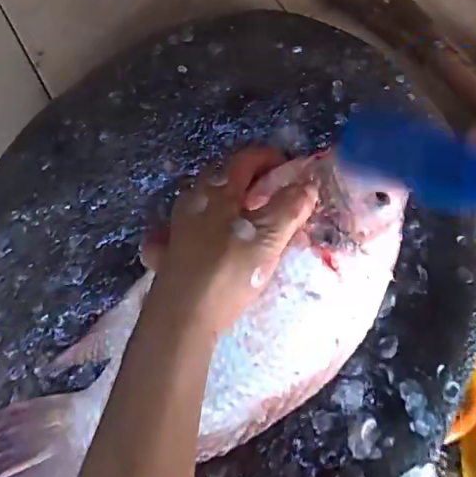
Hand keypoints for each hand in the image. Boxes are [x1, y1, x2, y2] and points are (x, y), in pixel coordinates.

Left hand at [145, 147, 319, 333]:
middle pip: (225, 176)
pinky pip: (187, 228)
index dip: (271, 157)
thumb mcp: (268, 238)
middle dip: (252, 179)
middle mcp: (194, 198)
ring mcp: (177, 225)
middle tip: (278, 194)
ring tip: (252, 219)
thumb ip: (290, 207)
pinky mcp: (168, 252)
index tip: (292, 169)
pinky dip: (203, 226)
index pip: (246, 158)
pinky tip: (208, 240)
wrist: (180, 319)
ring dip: (230, 202)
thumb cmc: (228, 270)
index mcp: (218, 188)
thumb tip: (308, 184)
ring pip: (207, 200)